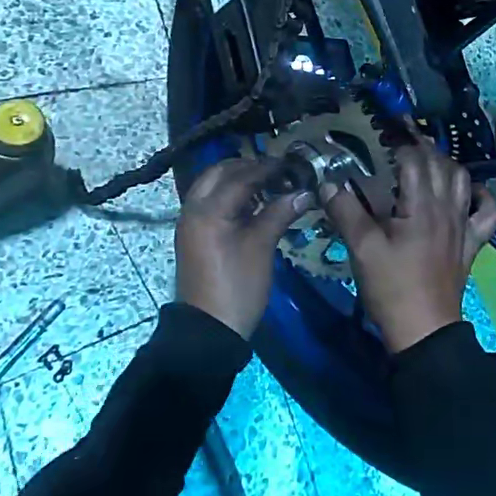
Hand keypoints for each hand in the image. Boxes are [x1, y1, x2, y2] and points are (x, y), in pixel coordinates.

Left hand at [175, 157, 310, 338]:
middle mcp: (193, 209)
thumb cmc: (238, 287)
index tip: (293, 165)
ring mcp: (190, 222)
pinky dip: (230, 195)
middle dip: (248, 167)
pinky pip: (211, 202)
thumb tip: (305, 192)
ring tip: (269, 183)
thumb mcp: (261, 247)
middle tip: (277, 171)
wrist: (209, 330)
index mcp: (208, 211)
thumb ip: (279, 213)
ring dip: (238, 179)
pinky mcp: (194, 234)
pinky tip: (255, 203)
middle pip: (219, 173)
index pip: (241, 177)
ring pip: (212, 186)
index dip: (269, 169)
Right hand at [319, 145, 495, 352]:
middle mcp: (447, 209)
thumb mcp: (361, 248)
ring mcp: (463, 227)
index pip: (415, 160)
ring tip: (428, 163)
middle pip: (441, 165)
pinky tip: (470, 193)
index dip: (400, 143)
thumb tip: (328, 183)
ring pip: (463, 182)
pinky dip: (482, 198)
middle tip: (400, 143)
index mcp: (421, 206)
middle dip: (422, 148)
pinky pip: (487, 215)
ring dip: (447, 166)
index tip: (382, 136)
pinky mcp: (471, 245)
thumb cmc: (392, 287)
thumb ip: (345, 211)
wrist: (424, 330)